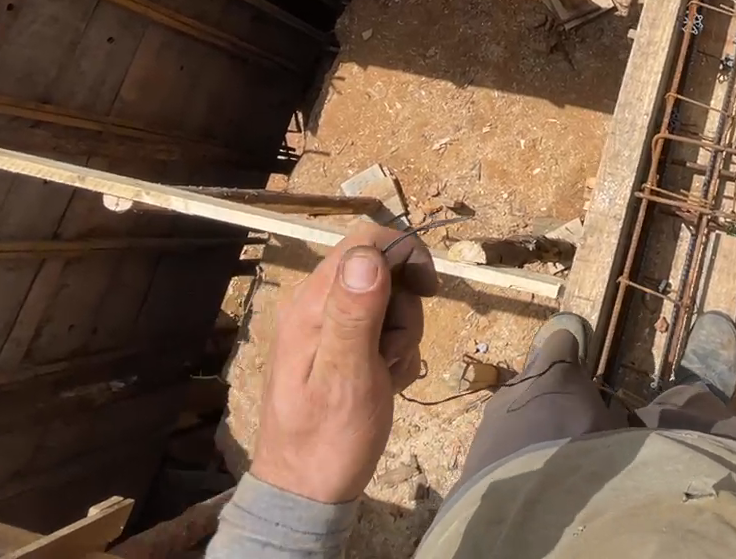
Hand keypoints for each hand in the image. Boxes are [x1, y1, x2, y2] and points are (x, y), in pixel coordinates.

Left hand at [250, 220, 438, 502]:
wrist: (307, 492)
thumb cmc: (328, 439)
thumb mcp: (347, 377)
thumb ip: (355, 313)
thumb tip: (369, 256)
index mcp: (311, 304)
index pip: (364, 243)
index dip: (404, 254)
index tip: (428, 290)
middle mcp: (315, 305)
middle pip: (381, 269)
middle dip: (404, 305)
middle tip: (395, 350)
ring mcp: (326, 325)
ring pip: (388, 298)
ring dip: (402, 331)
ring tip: (387, 371)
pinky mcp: (339, 344)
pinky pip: (382, 325)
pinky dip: (395, 348)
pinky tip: (386, 378)